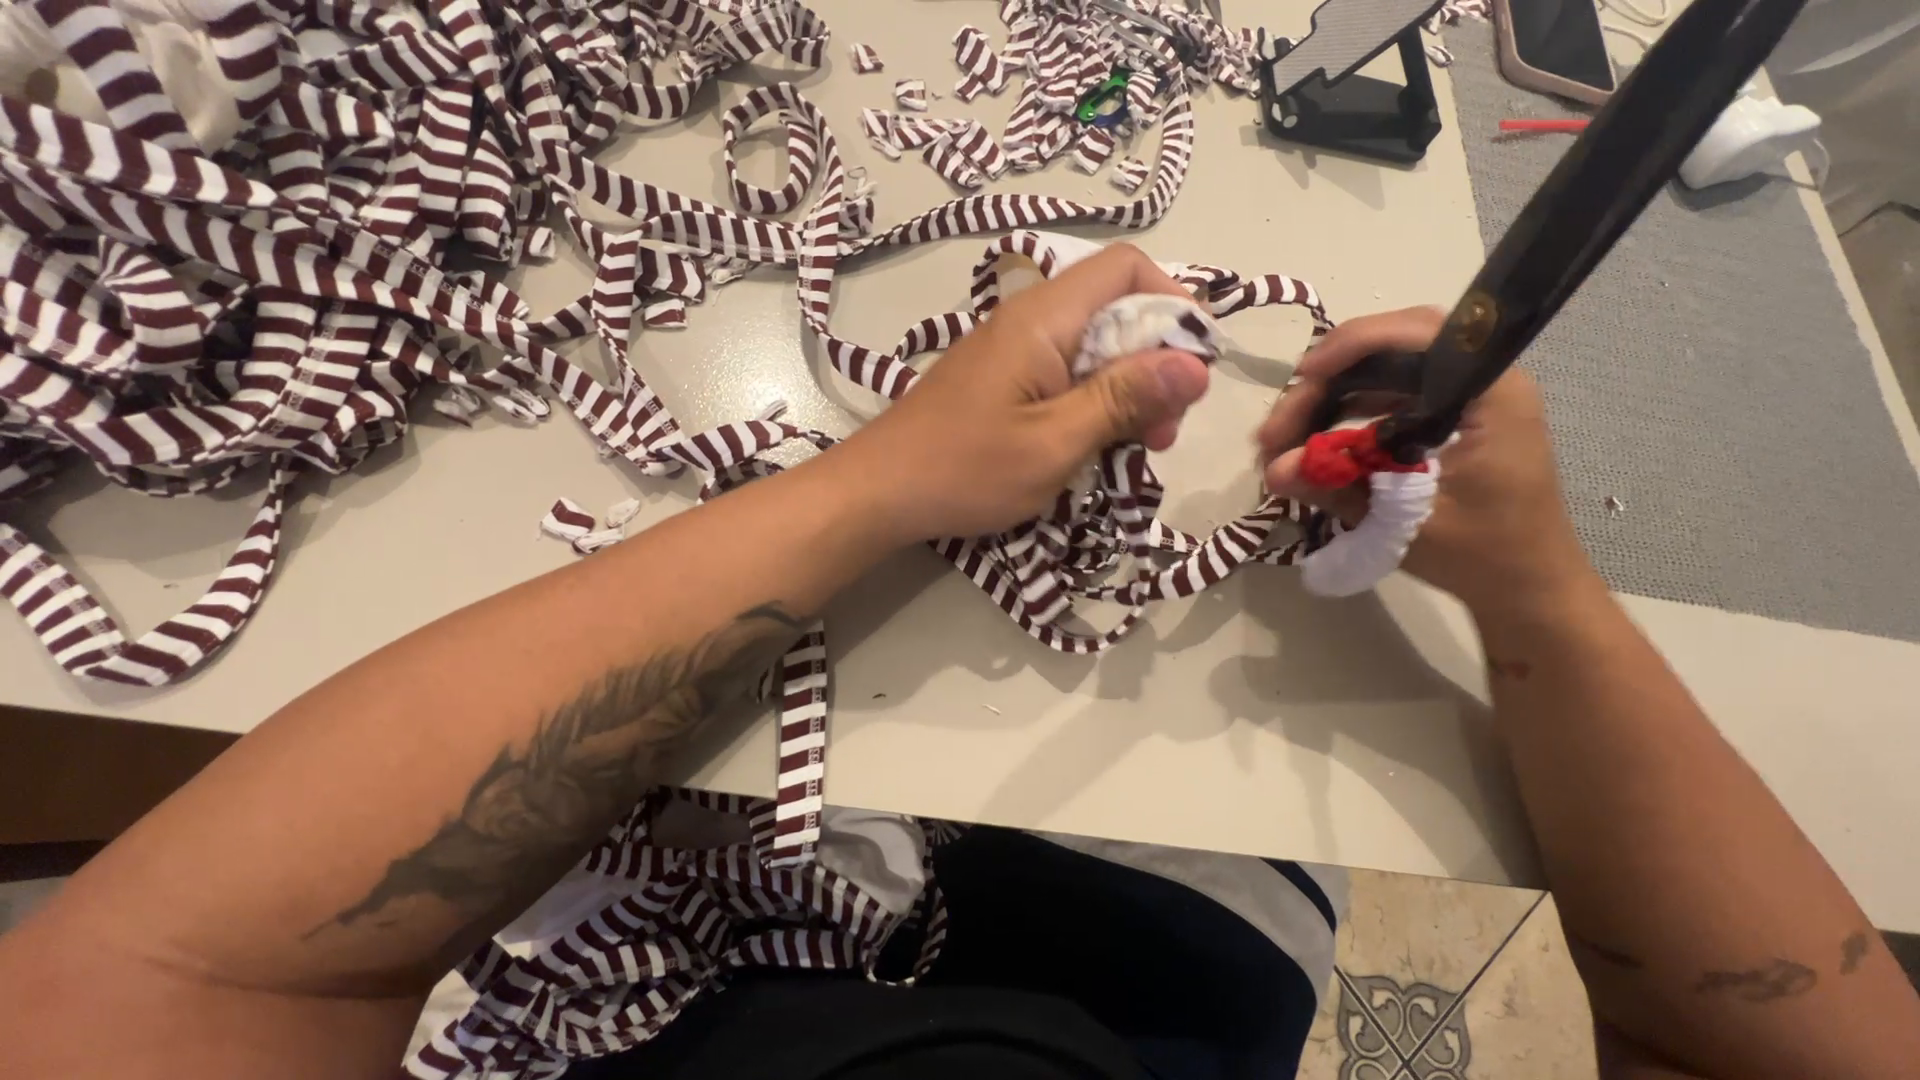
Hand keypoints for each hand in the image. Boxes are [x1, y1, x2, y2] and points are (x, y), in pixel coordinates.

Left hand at [840, 243, 1211, 544]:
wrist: (879, 492)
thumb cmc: (966, 469)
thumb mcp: (1056, 442)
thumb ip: (1124, 399)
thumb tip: (1196, 363)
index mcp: (1042, 318)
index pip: (1125, 266)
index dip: (1173, 303)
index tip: (1193, 365)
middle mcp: (1028, 320)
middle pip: (1117, 309)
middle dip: (1155, 362)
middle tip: (1165, 430)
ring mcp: (1012, 351)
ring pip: (1094, 347)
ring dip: (1127, 391)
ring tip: (1140, 448)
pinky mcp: (1002, 380)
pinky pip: (1065, 373)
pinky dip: (1093, 403)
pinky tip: (1098, 447)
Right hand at [1255, 306, 1598, 615]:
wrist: (1527, 588)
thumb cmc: (1485, 555)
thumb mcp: (1406, 523)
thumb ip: (1341, 489)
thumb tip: (1274, 470)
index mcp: (1490, 393)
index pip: (1419, 334)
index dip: (1353, 346)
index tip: (1302, 378)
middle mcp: (1477, 382)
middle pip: (1387, 352)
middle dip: (1323, 384)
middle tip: (1274, 432)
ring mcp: (1458, 400)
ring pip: (1378, 376)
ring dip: (1324, 402)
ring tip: (1280, 443)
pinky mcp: (1442, 420)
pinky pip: (1383, 400)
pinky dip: (1342, 417)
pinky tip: (1309, 447)